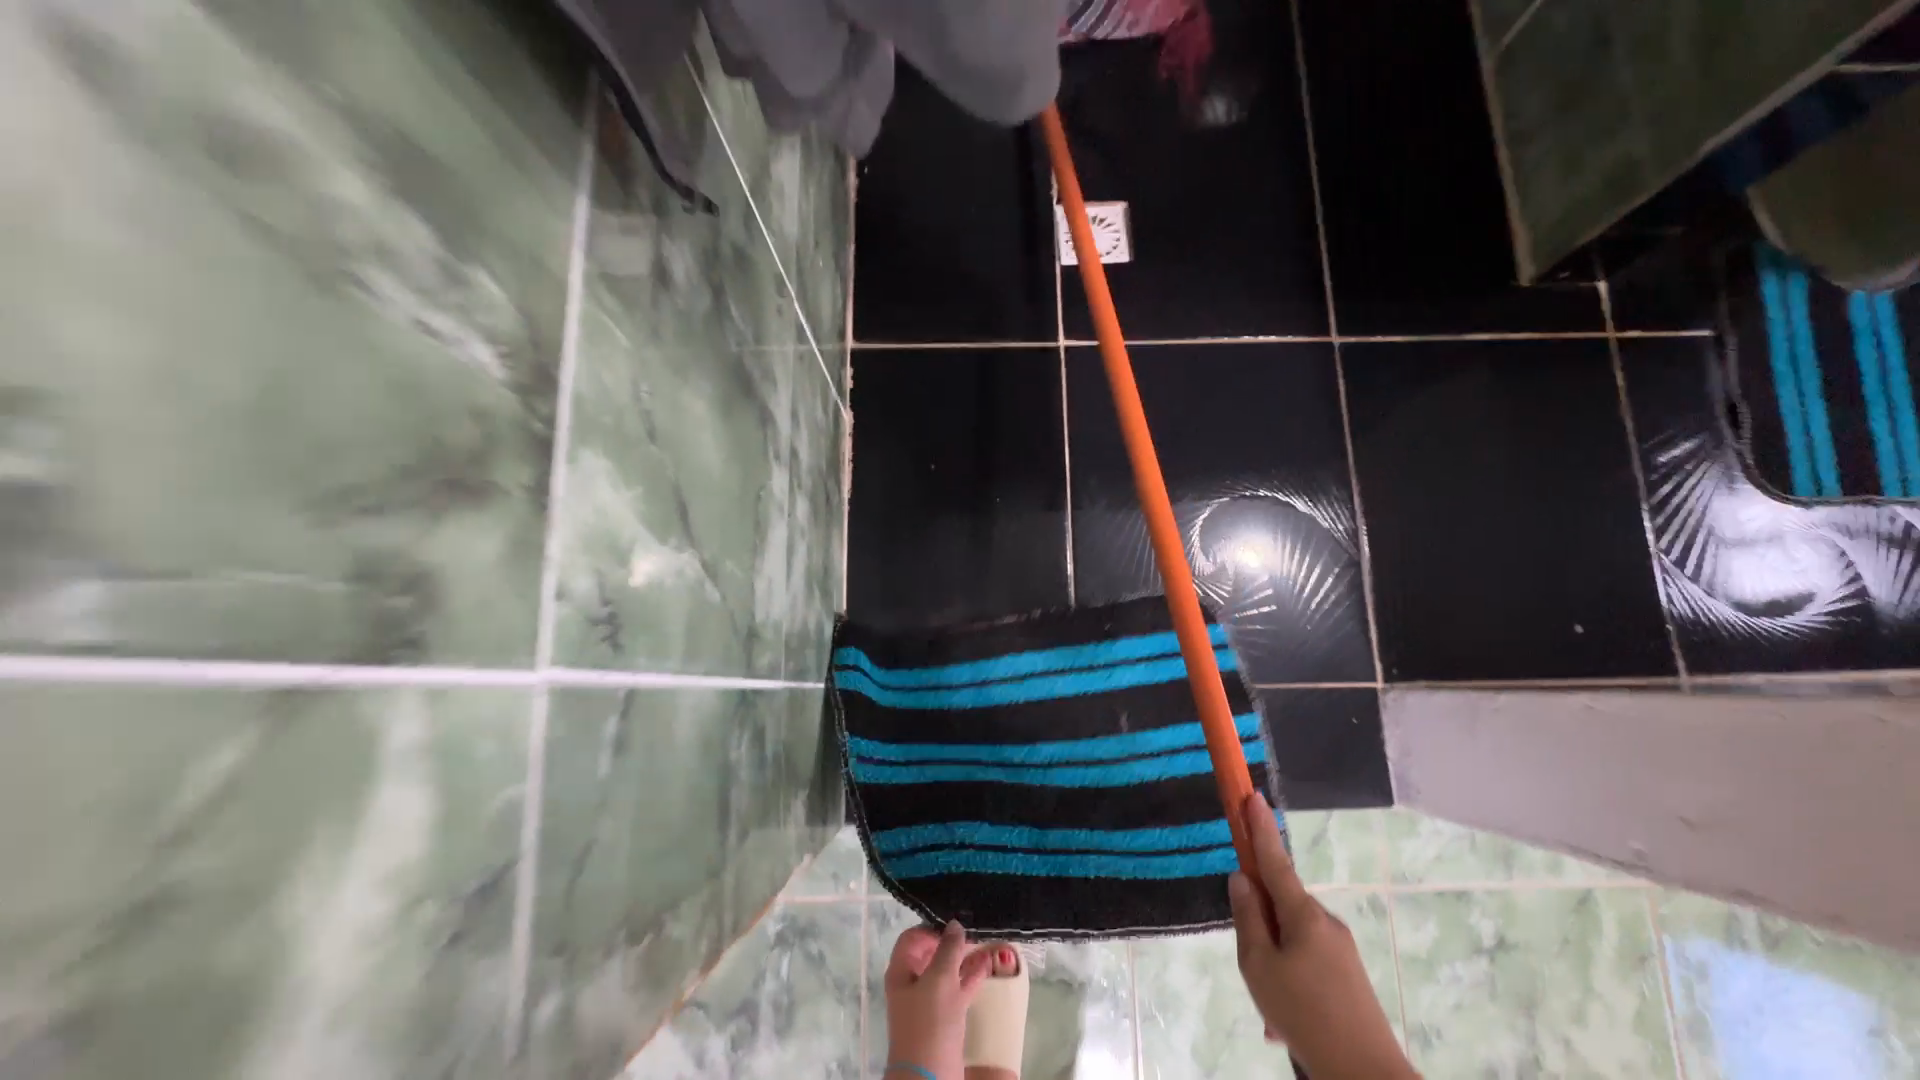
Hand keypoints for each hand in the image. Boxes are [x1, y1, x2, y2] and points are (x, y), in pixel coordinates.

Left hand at [883, 920, 992, 1078]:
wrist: (930, 1076)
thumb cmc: (929, 1022)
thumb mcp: (940, 980)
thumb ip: (948, 950)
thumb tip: (954, 924)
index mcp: (901, 971)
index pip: (912, 938)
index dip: (931, 928)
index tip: (955, 925)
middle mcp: (912, 984)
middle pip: (930, 953)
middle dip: (951, 942)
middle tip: (974, 931)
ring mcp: (928, 1002)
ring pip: (946, 972)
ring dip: (964, 957)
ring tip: (985, 942)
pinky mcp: (945, 1018)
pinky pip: (958, 989)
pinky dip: (971, 977)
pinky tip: (988, 966)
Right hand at [1227, 792, 1418, 1078]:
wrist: (1365, 1072)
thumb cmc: (1303, 1012)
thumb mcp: (1258, 966)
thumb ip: (1247, 919)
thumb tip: (1242, 880)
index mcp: (1303, 913)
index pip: (1273, 859)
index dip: (1259, 827)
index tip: (1251, 794)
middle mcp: (1325, 922)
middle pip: (1280, 905)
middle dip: (1259, 926)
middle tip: (1250, 966)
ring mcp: (1340, 949)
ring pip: (1291, 941)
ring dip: (1272, 964)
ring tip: (1269, 1012)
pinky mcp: (1347, 975)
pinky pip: (1306, 965)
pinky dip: (1289, 983)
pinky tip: (1284, 1024)